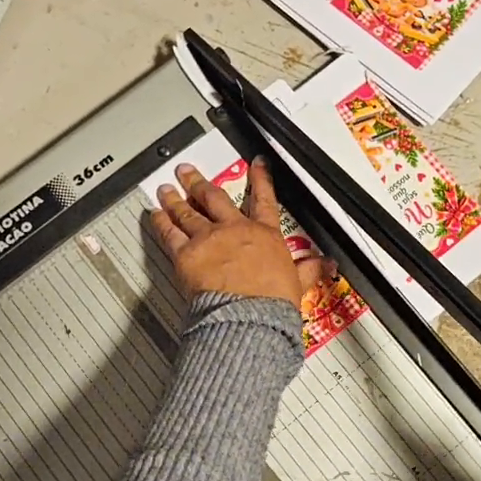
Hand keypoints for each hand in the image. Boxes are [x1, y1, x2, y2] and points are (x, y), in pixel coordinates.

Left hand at [148, 159, 332, 308]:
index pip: (264, 200)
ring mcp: (208, 239)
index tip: (257, 164)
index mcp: (264, 234)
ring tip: (166, 188)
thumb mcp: (297, 283)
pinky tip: (154, 213)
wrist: (248, 316)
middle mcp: (234, 230)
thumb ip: (309, 270)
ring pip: (187, 211)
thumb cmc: (272, 302)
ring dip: (175, 198)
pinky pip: (169, 232)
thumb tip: (326, 265)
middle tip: (188, 172)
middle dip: (199, 183)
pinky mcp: (186, 254)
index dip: (261, 179)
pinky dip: (160, 221)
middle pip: (213, 198)